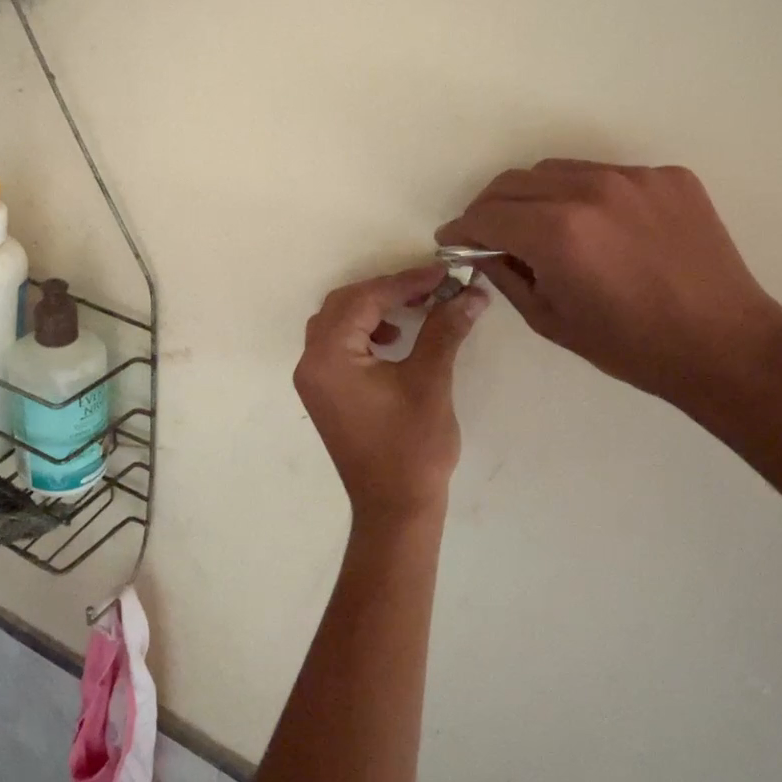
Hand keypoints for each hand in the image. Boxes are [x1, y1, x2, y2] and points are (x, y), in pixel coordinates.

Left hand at [293, 266, 490, 523]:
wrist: (395, 508)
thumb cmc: (412, 447)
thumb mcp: (430, 381)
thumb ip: (445, 329)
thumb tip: (470, 293)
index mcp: (328, 357)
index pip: (363, 300)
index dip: (404, 282)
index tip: (443, 273)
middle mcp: (311, 363)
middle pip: (343, 305)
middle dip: (387, 291)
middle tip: (430, 288)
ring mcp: (314, 380)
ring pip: (337, 323)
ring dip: (373, 309)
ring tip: (414, 311)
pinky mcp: (325, 394)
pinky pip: (337, 346)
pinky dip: (364, 333)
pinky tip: (394, 342)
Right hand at [436, 160, 781, 407]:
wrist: (724, 344)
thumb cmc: (630, 345)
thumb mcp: (551, 320)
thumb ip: (507, 276)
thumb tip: (484, 251)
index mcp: (557, 232)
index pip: (487, 214)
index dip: (463, 229)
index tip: (455, 241)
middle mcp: (591, 190)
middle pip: (514, 181)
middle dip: (491, 207)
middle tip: (490, 234)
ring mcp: (634, 178)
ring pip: (558, 170)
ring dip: (536, 196)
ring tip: (543, 227)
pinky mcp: (668, 177)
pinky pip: (606, 175)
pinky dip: (587, 196)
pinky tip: (600, 229)